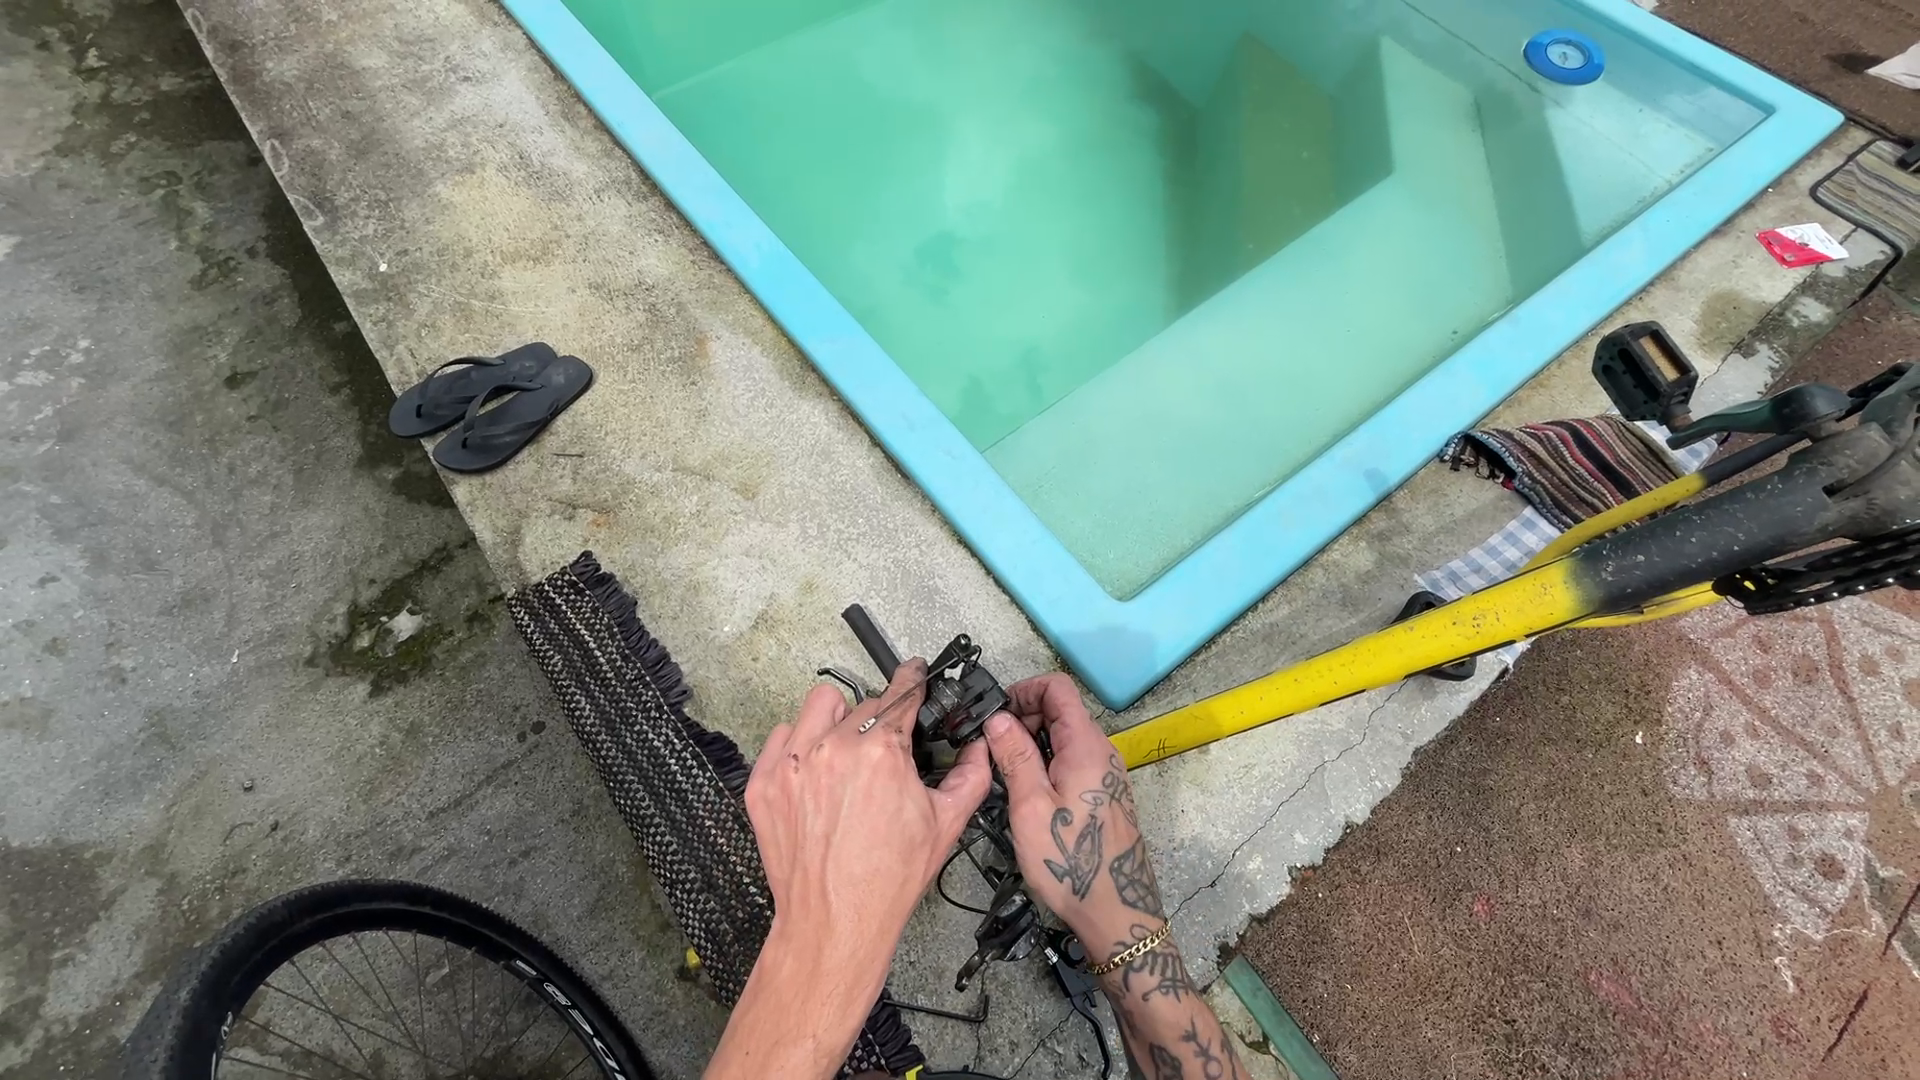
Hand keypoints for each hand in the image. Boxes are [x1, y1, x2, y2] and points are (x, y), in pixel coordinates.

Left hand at [743, 659, 991, 991]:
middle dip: (879, 721)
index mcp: (881, 753)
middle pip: (865, 703)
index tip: (913, 672)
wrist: (834, 923)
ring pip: (820, 705)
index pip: (901, 691)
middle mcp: (834, 749)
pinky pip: (781, 735)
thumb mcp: (945, 825)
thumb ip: (970, 776)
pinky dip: (799, 745)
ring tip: (845, 754)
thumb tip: (979, 751)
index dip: (912, 679)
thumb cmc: (886, 879)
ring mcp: (793, 764)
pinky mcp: (765, 782)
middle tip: (882, 753)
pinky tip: (814, 774)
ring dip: (837, 720)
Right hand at [983, 675, 1168, 953]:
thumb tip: (997, 718)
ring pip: (1065, 735)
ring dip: (1033, 742)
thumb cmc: (1070, 863)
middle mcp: (1101, 751)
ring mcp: (1105, 772)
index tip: (996, 713)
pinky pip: (1072, 758)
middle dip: (1023, 717)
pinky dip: (1047, 761)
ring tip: (1006, 772)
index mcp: (1086, 745)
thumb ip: (1015, 756)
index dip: (1024, 690)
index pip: (1057, 688)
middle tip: (993, 748)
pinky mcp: (1103, 792)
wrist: (1116, 912)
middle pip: (1061, 709)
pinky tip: (1028, 791)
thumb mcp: (1030, 807)